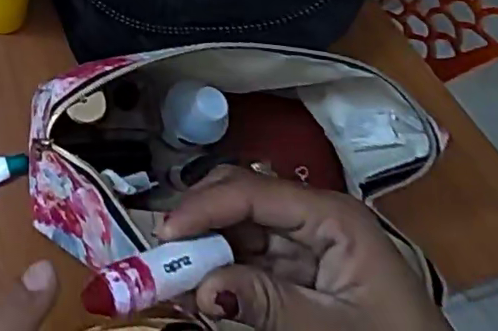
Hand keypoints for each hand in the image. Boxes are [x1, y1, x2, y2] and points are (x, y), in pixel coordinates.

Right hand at [158, 167, 447, 330]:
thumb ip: (268, 305)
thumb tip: (201, 288)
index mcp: (333, 216)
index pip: (252, 191)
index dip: (203, 206)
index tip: (165, 234)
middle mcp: (315, 216)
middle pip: (241, 198)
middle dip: (199, 220)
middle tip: (164, 251)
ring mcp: (306, 242)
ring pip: (238, 225)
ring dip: (205, 245)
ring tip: (175, 269)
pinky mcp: (300, 269)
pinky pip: (248, 255)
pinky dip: (220, 267)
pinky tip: (199, 281)